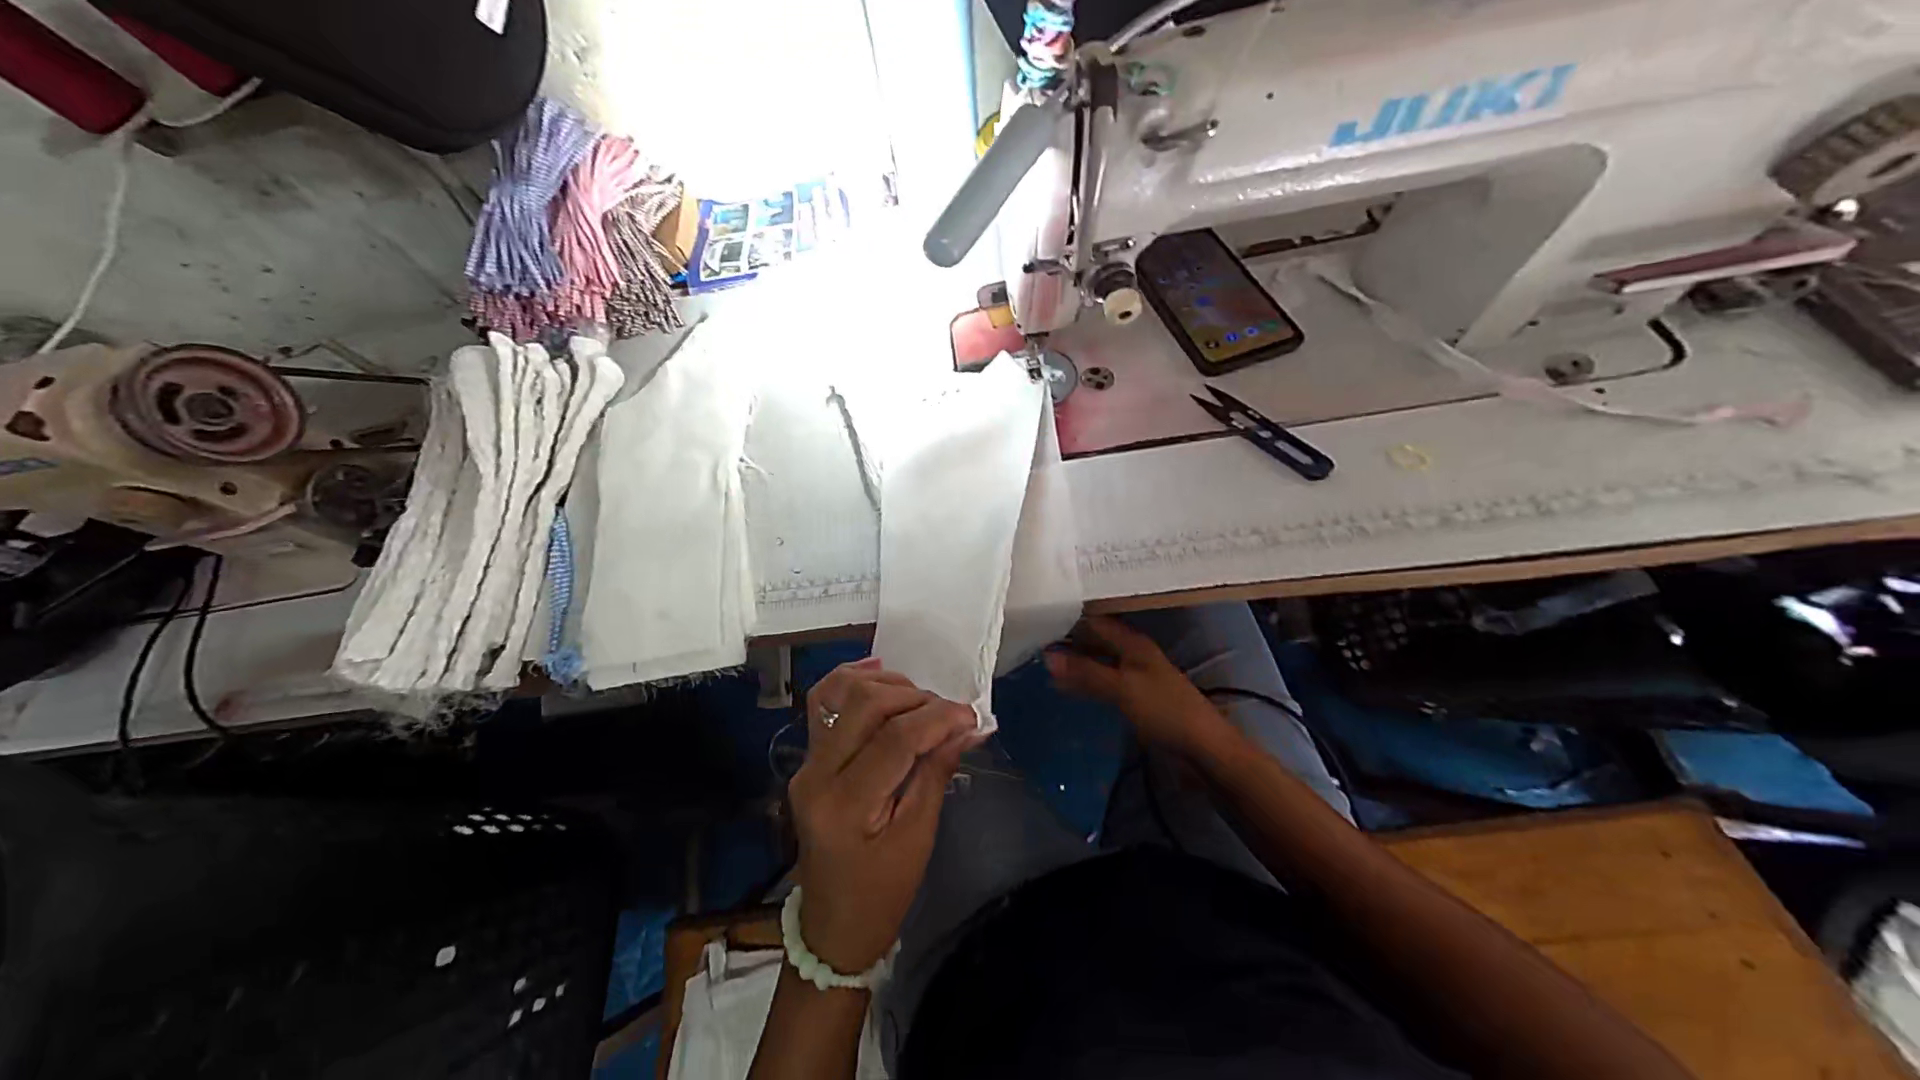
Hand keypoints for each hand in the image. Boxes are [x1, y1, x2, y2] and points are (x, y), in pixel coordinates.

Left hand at [790, 658, 978, 973]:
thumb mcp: (918, 838)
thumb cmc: (882, 892)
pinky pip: (824, 704)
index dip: (938, 718)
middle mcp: (816, 774)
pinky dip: (852, 680)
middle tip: (950, 714)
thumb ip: (936, 773)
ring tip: (923, 703)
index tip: (971, 716)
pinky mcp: (808, 759)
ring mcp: (806, 763)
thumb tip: (966, 727)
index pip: (895, 739)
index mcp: (845, 805)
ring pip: (841, 694)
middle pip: (866, 705)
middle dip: (917, 698)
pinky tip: (881, 672)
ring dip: (889, 687)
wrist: (834, 923)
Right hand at [1044, 616, 1231, 755]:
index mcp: (1134, 644)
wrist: (1203, 749)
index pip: (1096, 621)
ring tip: (1041, 662)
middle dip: (1069, 640)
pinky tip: (1066, 688)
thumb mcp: (1122, 688)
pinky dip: (1084, 682)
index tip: (1036, 616)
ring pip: (1099, 662)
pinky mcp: (1136, 699)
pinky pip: (1103, 682)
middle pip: (1097, 641)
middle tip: (1032, 640)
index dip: (1069, 618)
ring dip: (1075, 662)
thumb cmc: (1165, 710)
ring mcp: (1136, 677)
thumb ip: (1086, 672)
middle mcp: (1134, 655)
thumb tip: (1046, 655)